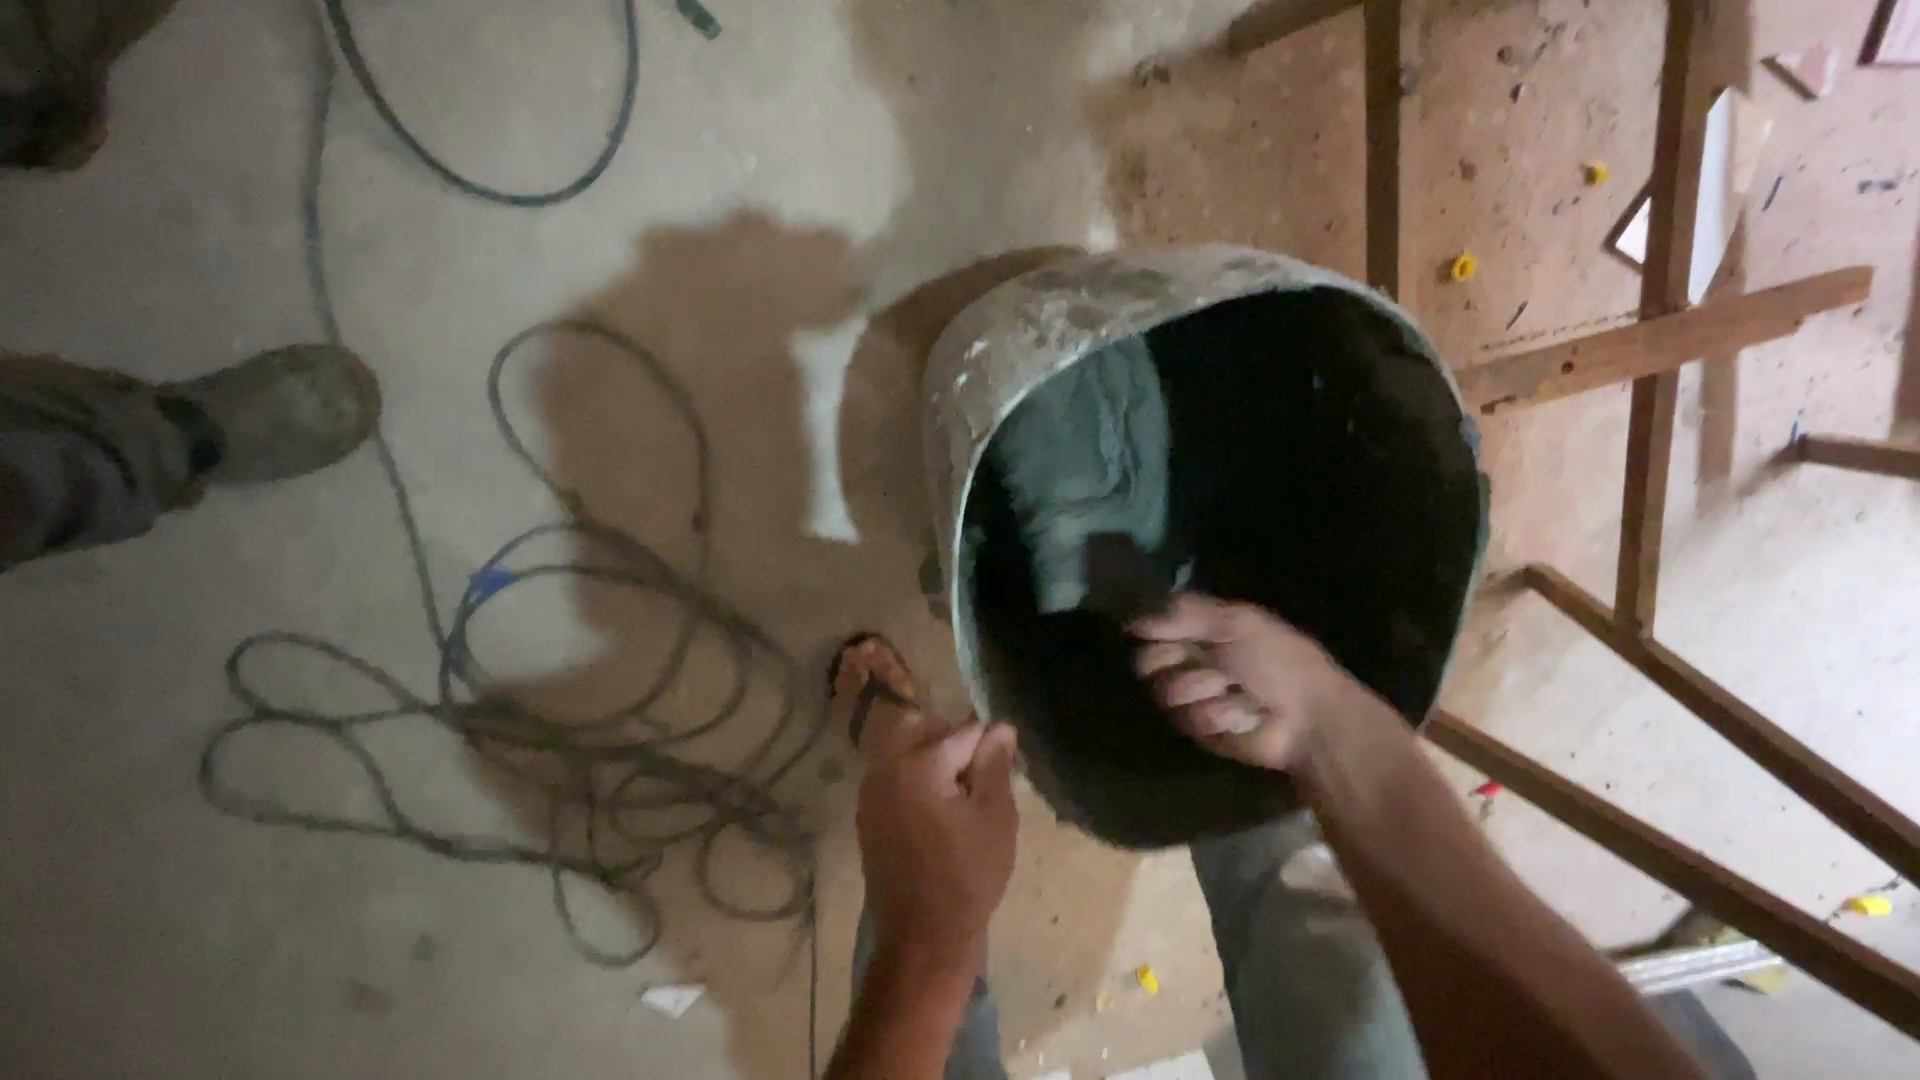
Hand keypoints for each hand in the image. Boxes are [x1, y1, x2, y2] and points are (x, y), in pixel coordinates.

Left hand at [856, 715, 1019, 974]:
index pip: (962, 731)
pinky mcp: (866, 813)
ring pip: (899, 746)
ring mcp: (870, 790)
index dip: (989, 744)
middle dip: (950, 736)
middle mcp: (885, 767)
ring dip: (928, 753)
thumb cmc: (968, 875)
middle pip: (919, 725)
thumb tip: (1000, 727)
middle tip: (976, 770)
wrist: (923, 936)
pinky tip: (935, 807)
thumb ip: (995, 765)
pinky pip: (890, 774)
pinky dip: (912, 776)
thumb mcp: (995, 817)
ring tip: (958, 789)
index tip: (1003, 765)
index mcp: (919, 764)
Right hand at [1132, 592, 1360, 771]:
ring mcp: (1193, 698)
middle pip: (1147, 662)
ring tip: (1235, 692)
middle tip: (1209, 665)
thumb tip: (1131, 622)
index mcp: (1202, 631)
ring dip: (1204, 690)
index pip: (1152, 627)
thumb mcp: (1236, 623)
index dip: (1154, 630)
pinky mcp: (1200, 731)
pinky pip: (1188, 719)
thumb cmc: (1279, 661)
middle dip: (1176, 662)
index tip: (1162, 632)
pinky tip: (1241, 715)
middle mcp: (1191, 662)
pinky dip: (1218, 715)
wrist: (1309, 716)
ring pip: (1165, 692)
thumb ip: (1184, 614)